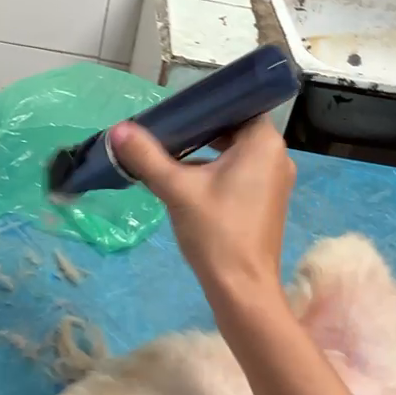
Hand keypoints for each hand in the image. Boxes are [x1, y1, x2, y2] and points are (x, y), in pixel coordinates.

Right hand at [109, 116, 295, 300]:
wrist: (242, 288)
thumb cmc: (216, 231)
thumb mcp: (176, 189)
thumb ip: (147, 156)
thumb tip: (118, 130)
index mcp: (264, 142)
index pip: (235, 106)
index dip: (204, 107)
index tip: (173, 113)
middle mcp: (277, 156)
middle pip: (232, 130)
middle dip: (198, 133)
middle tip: (164, 134)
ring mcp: (275, 181)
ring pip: (234, 154)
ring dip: (204, 155)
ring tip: (168, 157)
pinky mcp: (267, 202)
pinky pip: (240, 174)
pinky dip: (216, 174)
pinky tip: (186, 183)